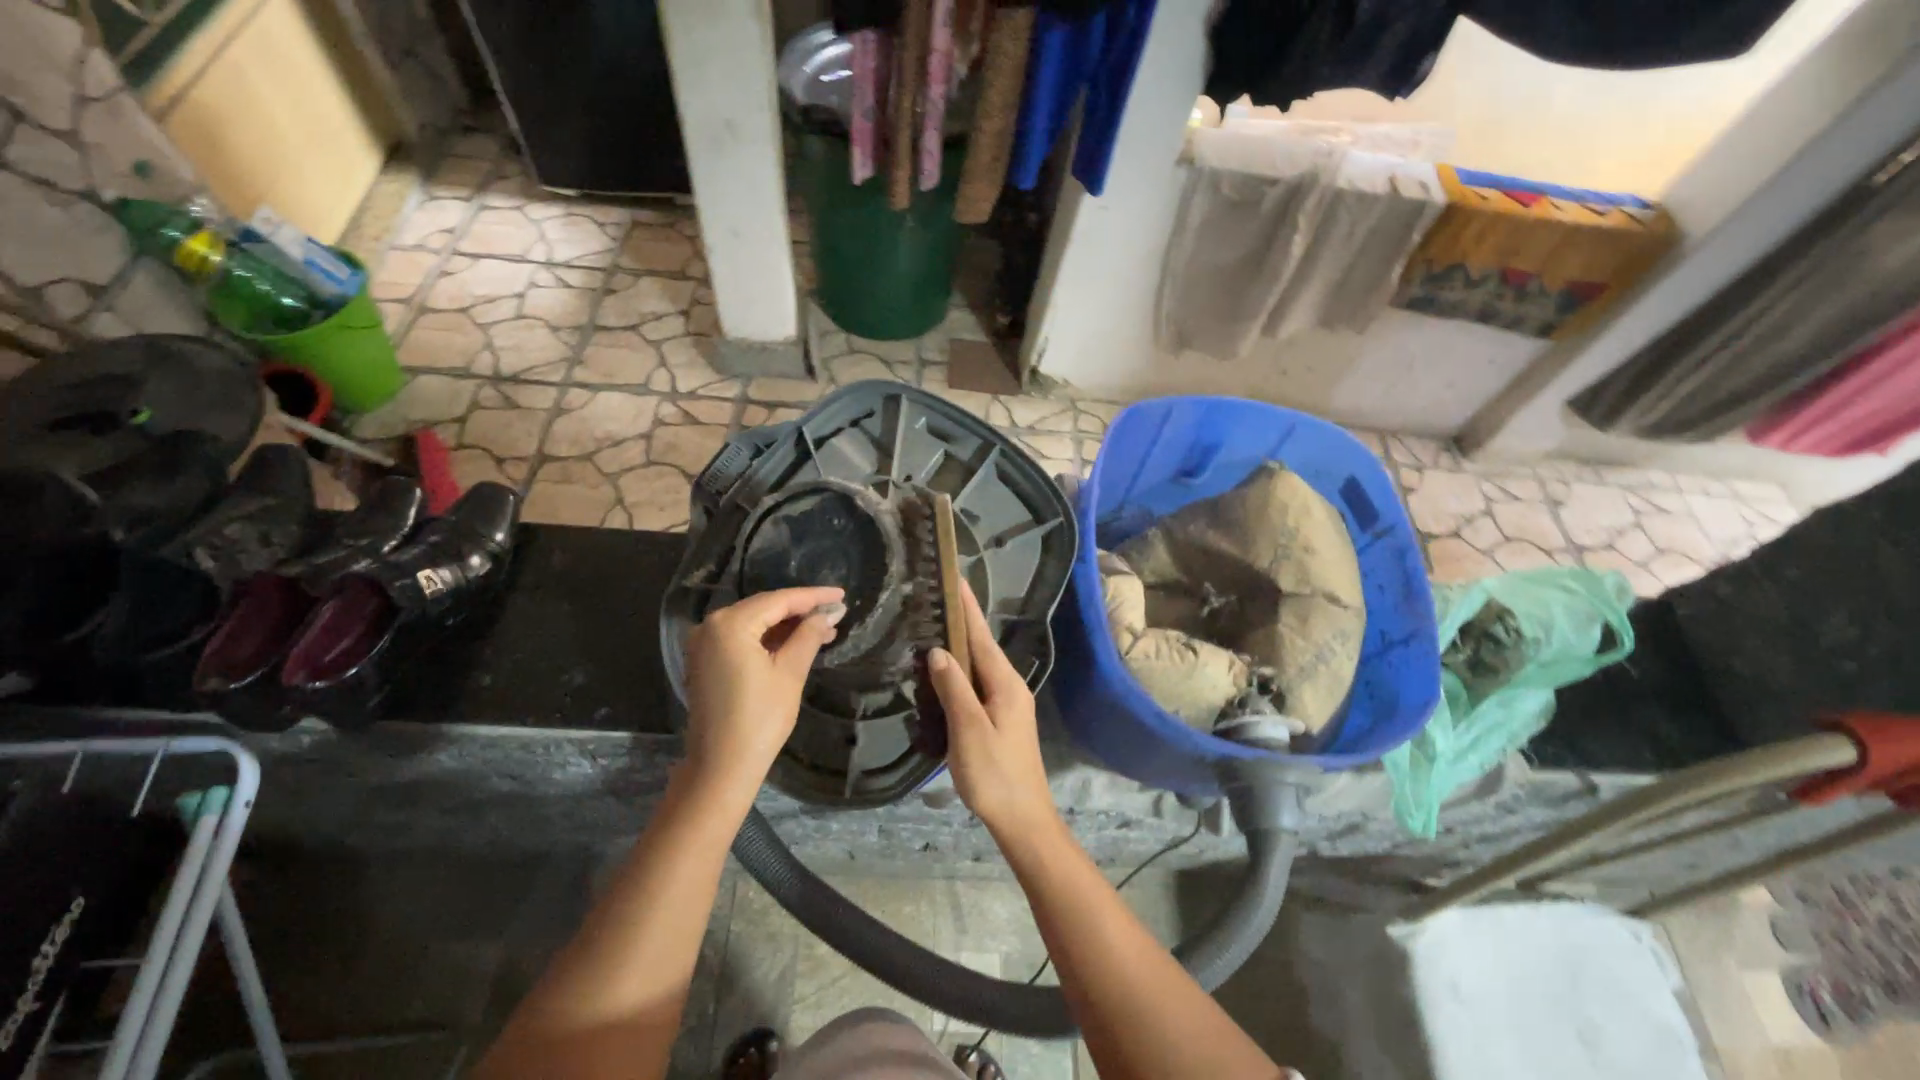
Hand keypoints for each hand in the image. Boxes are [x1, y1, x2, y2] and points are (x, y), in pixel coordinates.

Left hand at [683, 586, 845, 793]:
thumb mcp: (790, 673)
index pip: (778, 600)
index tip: (842, 595)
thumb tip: (828, 614)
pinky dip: (767, 640)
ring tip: (823, 630)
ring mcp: (703, 645)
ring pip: (753, 624)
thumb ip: (808, 635)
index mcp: (729, 624)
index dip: (813, 597)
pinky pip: (741, 640)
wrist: (722, 766)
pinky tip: (794, 644)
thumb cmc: (760, 719)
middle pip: (763, 608)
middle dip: (800, 611)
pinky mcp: (705, 662)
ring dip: (786, 626)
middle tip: (835, 613)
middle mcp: (710, 626)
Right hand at [925, 583, 1057, 833]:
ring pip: (978, 668)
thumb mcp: (969, 729)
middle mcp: (1010, 688)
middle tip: (932, 599)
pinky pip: (976, 686)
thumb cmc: (995, 774)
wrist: (1022, 818)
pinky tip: (942, 676)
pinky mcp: (1000, 722)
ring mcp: (1007, 706)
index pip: (980, 635)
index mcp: (1006, 684)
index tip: (953, 577)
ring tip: (931, 628)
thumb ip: (954, 688)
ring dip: (957, 648)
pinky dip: (958, 674)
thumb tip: (939, 651)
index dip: (965, 607)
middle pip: (980, 648)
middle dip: (958, 622)